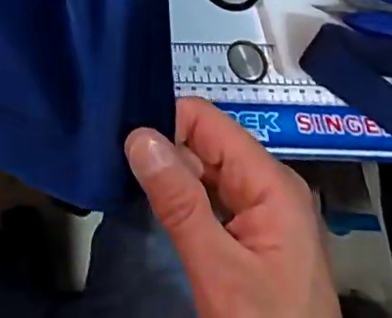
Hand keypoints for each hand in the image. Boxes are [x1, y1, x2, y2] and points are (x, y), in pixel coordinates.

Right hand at [125, 97, 338, 317]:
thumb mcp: (218, 271)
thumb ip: (178, 202)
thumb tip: (139, 137)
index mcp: (270, 181)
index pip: (206, 120)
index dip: (165, 125)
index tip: (125, 147)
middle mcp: (270, 185)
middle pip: (206, 143)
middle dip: (165, 151)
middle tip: (120, 166)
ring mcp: (266, 212)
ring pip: (207, 172)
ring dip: (172, 177)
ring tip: (131, 183)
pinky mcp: (257, 237)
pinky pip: (214, 199)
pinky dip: (186, 200)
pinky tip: (160, 208)